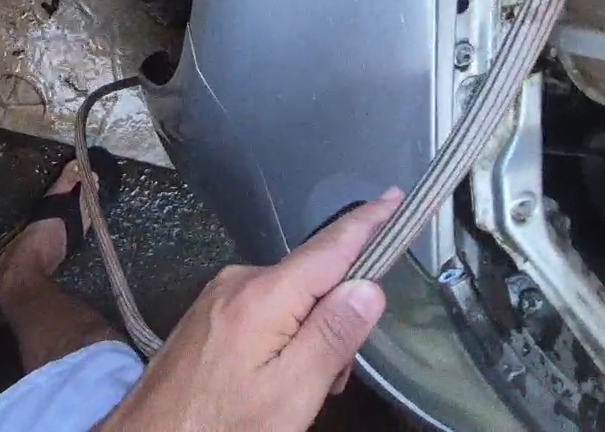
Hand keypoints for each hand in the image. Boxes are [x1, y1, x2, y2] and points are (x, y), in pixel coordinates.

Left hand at [100, 189, 402, 430]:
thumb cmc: (223, 424)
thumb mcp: (290, 394)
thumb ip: (331, 337)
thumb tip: (369, 286)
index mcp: (263, 293)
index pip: (329, 248)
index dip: (366, 223)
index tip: (394, 195)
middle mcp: (240, 279)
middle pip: (312, 278)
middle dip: (336, 316)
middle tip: (333, 380)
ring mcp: (220, 292)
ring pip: (288, 297)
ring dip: (307, 333)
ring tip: (294, 392)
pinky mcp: (210, 310)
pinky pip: (263, 307)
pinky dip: (282, 335)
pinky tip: (272, 377)